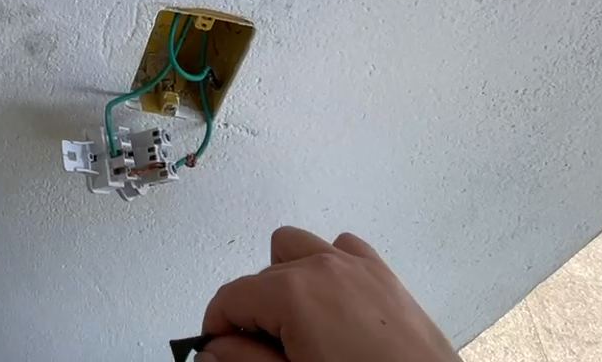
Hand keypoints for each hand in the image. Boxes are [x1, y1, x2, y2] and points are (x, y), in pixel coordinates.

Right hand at [198, 227, 458, 361]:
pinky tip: (336, 311)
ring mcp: (358, 268)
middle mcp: (323, 266)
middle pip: (262, 274)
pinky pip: (343, 251)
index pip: (230, 296)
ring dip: (289, 280)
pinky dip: (331, 270)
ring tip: (299, 329)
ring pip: (298, 249)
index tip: (218, 351)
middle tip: (265, 353)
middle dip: (255, 310)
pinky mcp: (387, 279)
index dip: (217, 326)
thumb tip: (213, 351)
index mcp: (294, 292)